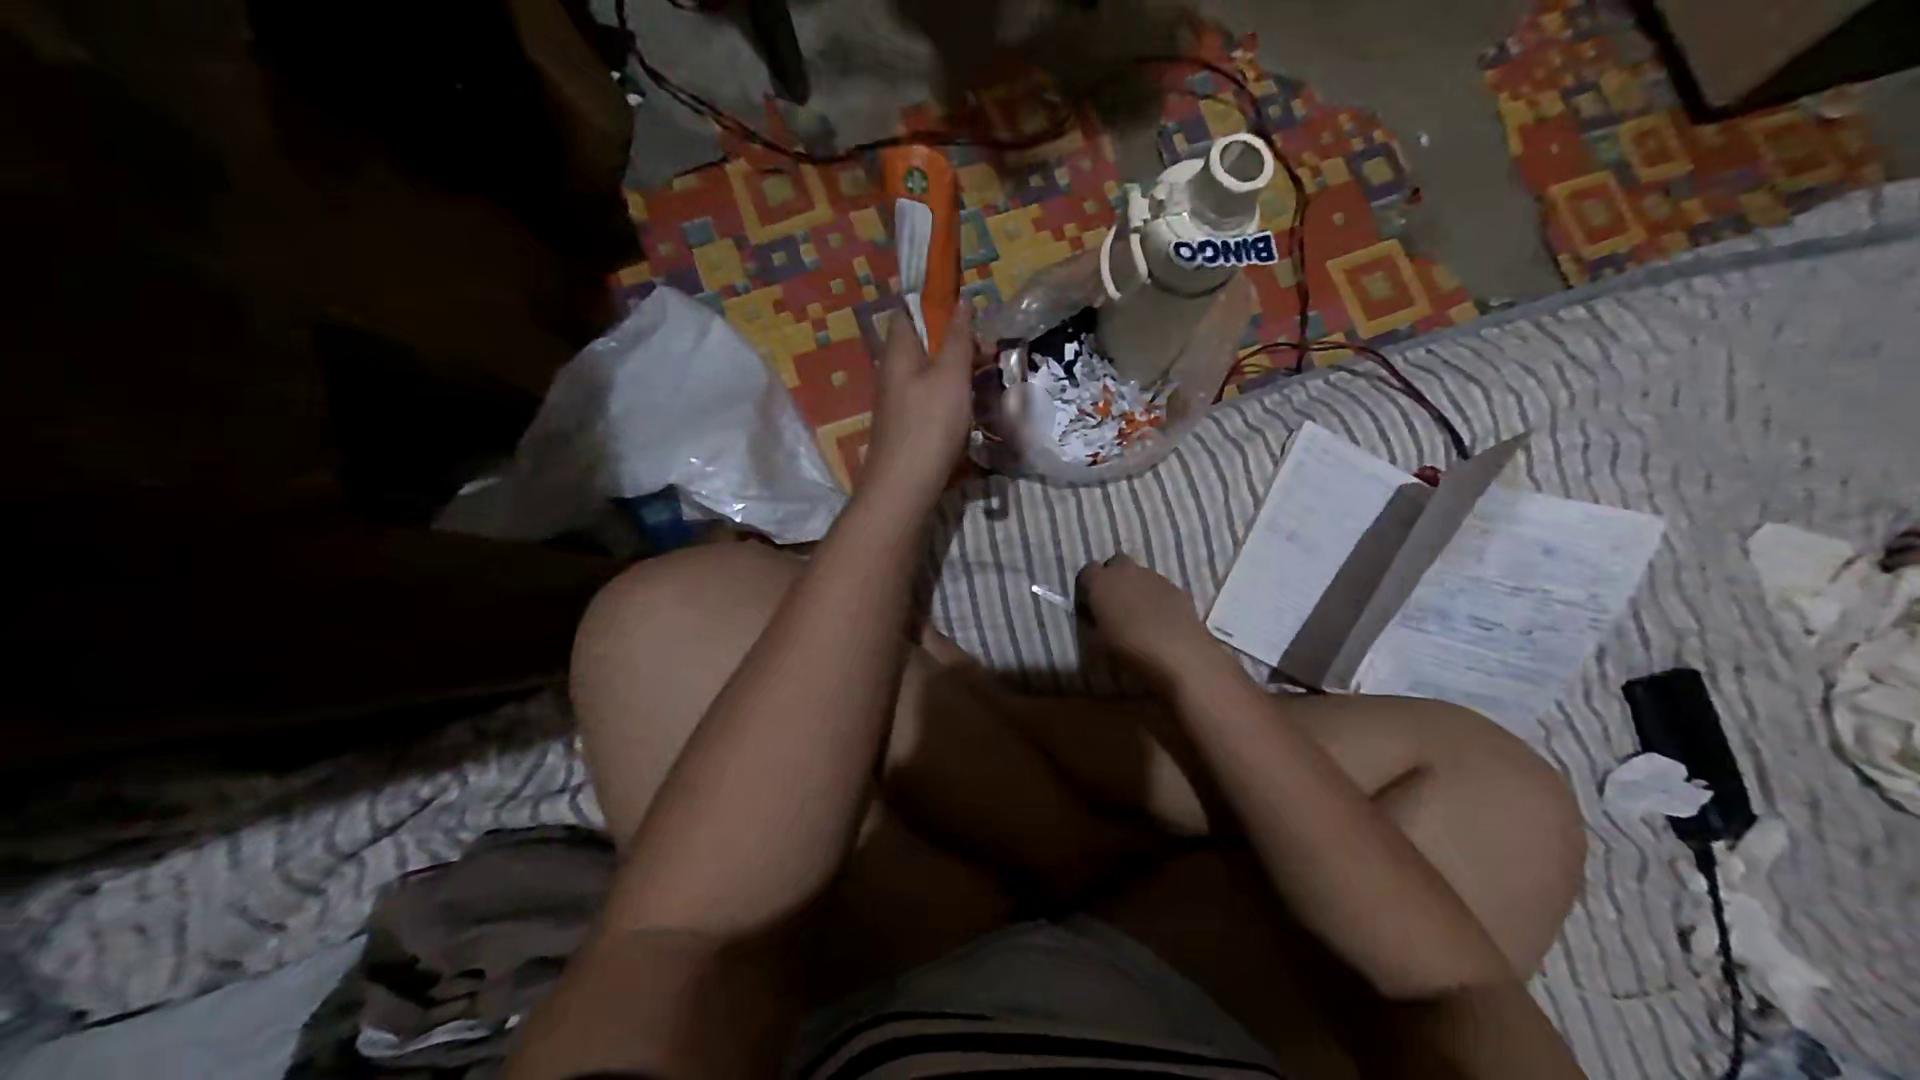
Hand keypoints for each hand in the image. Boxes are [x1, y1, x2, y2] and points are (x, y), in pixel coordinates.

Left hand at [861, 304, 975, 503]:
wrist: (905, 485)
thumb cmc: (929, 424)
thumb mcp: (950, 375)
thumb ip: (957, 338)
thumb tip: (961, 302)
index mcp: (898, 352)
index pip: (909, 312)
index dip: (936, 306)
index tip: (969, 312)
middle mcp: (894, 372)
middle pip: (925, 344)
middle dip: (958, 343)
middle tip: (992, 352)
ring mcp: (900, 401)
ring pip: (933, 374)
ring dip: (961, 372)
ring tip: (991, 379)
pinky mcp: (910, 426)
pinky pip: (934, 399)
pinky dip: (955, 397)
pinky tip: (976, 408)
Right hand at [1075, 555, 1220, 685]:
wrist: (1180, 653)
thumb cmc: (1129, 648)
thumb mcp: (1096, 644)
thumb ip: (1090, 624)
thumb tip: (1093, 618)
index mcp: (1101, 582)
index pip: (1086, 572)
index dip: (1087, 588)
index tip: (1090, 606)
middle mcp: (1126, 572)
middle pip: (1114, 564)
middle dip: (1112, 579)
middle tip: (1113, 605)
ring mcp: (1153, 577)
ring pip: (1138, 575)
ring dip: (1134, 588)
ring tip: (1138, 615)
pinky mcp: (1175, 587)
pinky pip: (1158, 587)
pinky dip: (1154, 597)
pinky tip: (1159, 620)